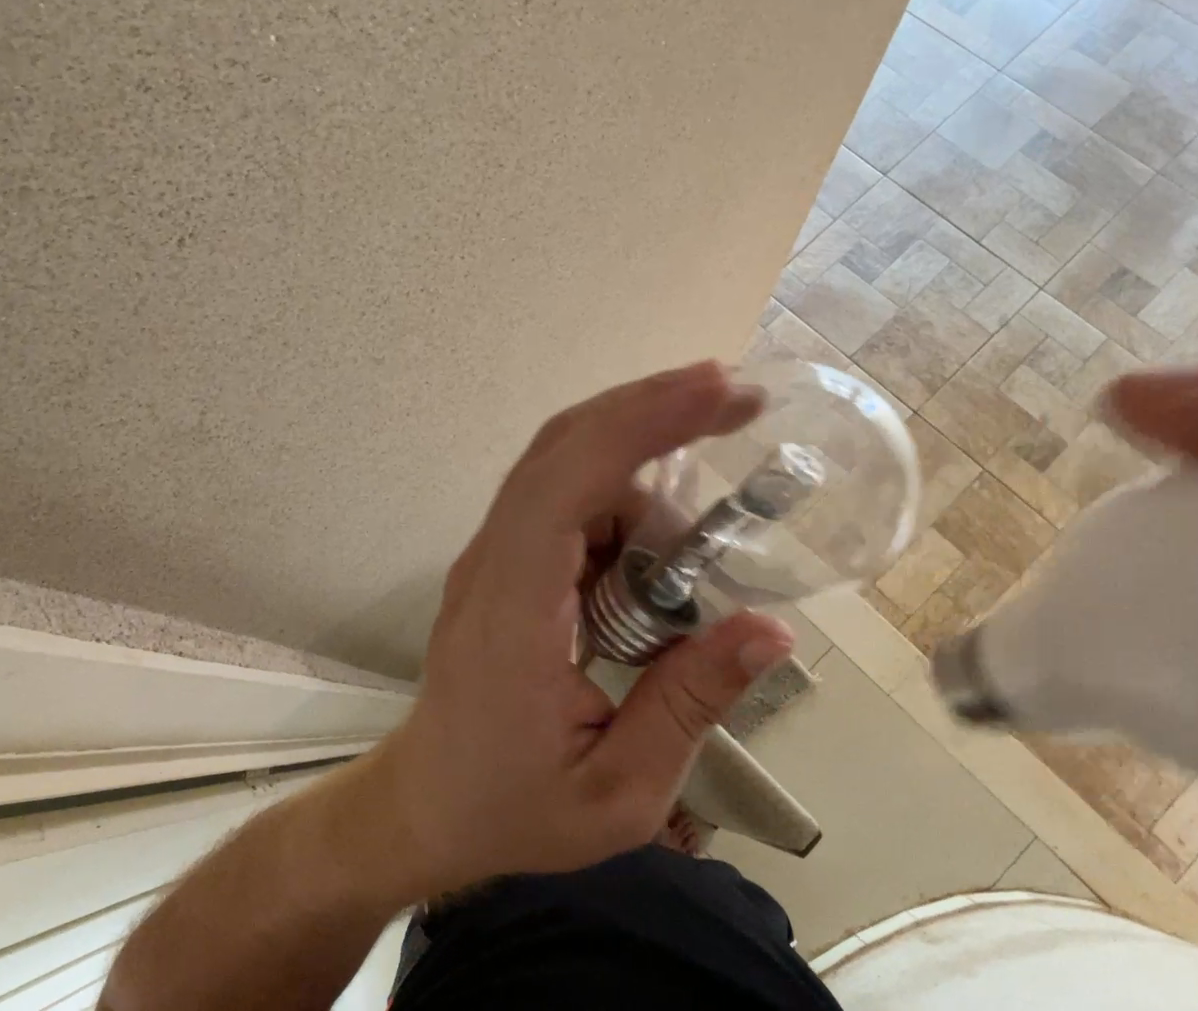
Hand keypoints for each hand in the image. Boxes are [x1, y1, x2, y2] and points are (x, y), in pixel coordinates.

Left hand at [367, 361, 795, 896]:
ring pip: (563, 466)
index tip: (718, 390)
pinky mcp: (503, 567)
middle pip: (560, 448)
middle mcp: (493, 565)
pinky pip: (562, 501)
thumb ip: (689, 707)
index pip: (564, 484)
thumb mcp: (619, 790)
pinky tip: (664, 540)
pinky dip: (619, 493)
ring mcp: (492, 560)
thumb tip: (770, 630)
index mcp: (513, 613)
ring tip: (709, 503)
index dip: (639, 425)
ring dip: (639, 456)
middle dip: (650, 408)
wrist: (427, 804)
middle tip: (739, 400)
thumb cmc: (513, 807)